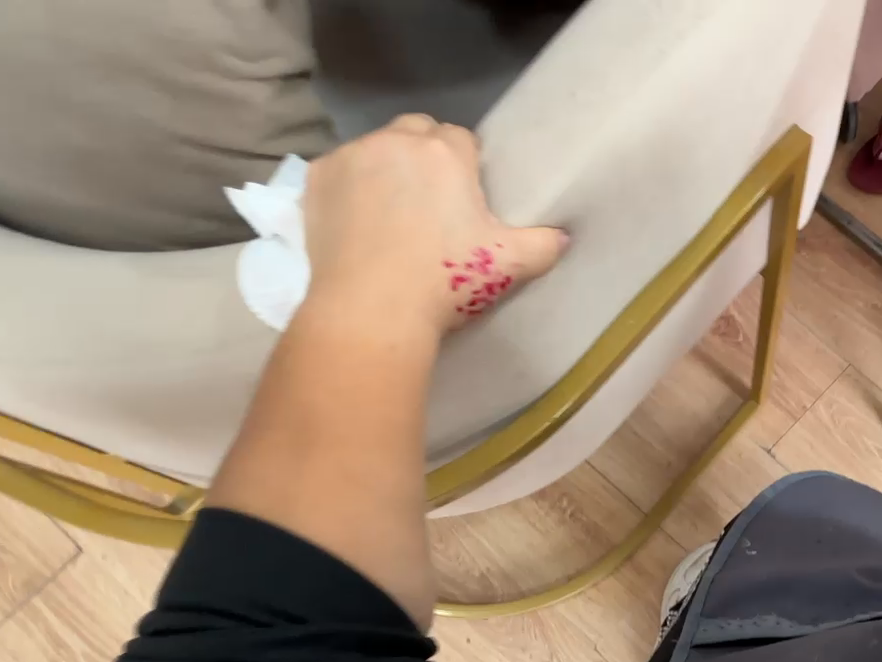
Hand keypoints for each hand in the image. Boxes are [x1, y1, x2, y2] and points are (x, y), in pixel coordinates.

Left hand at [300, 114, 568, 335]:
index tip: (466, 202)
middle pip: (416, 131)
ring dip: (387, 170)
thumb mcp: (508, 267)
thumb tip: (565, 237)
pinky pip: (340, 172)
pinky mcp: (316, 179)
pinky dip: (351, 190)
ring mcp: (351, 156)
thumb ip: (543, 246)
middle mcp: (395, 141)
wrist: (374, 310)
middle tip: (433, 206)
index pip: (462, 139)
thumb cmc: (446, 283)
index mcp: (445, 154)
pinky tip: (360, 226)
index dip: (467, 168)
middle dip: (426, 157)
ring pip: (376, 149)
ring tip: (394, 217)